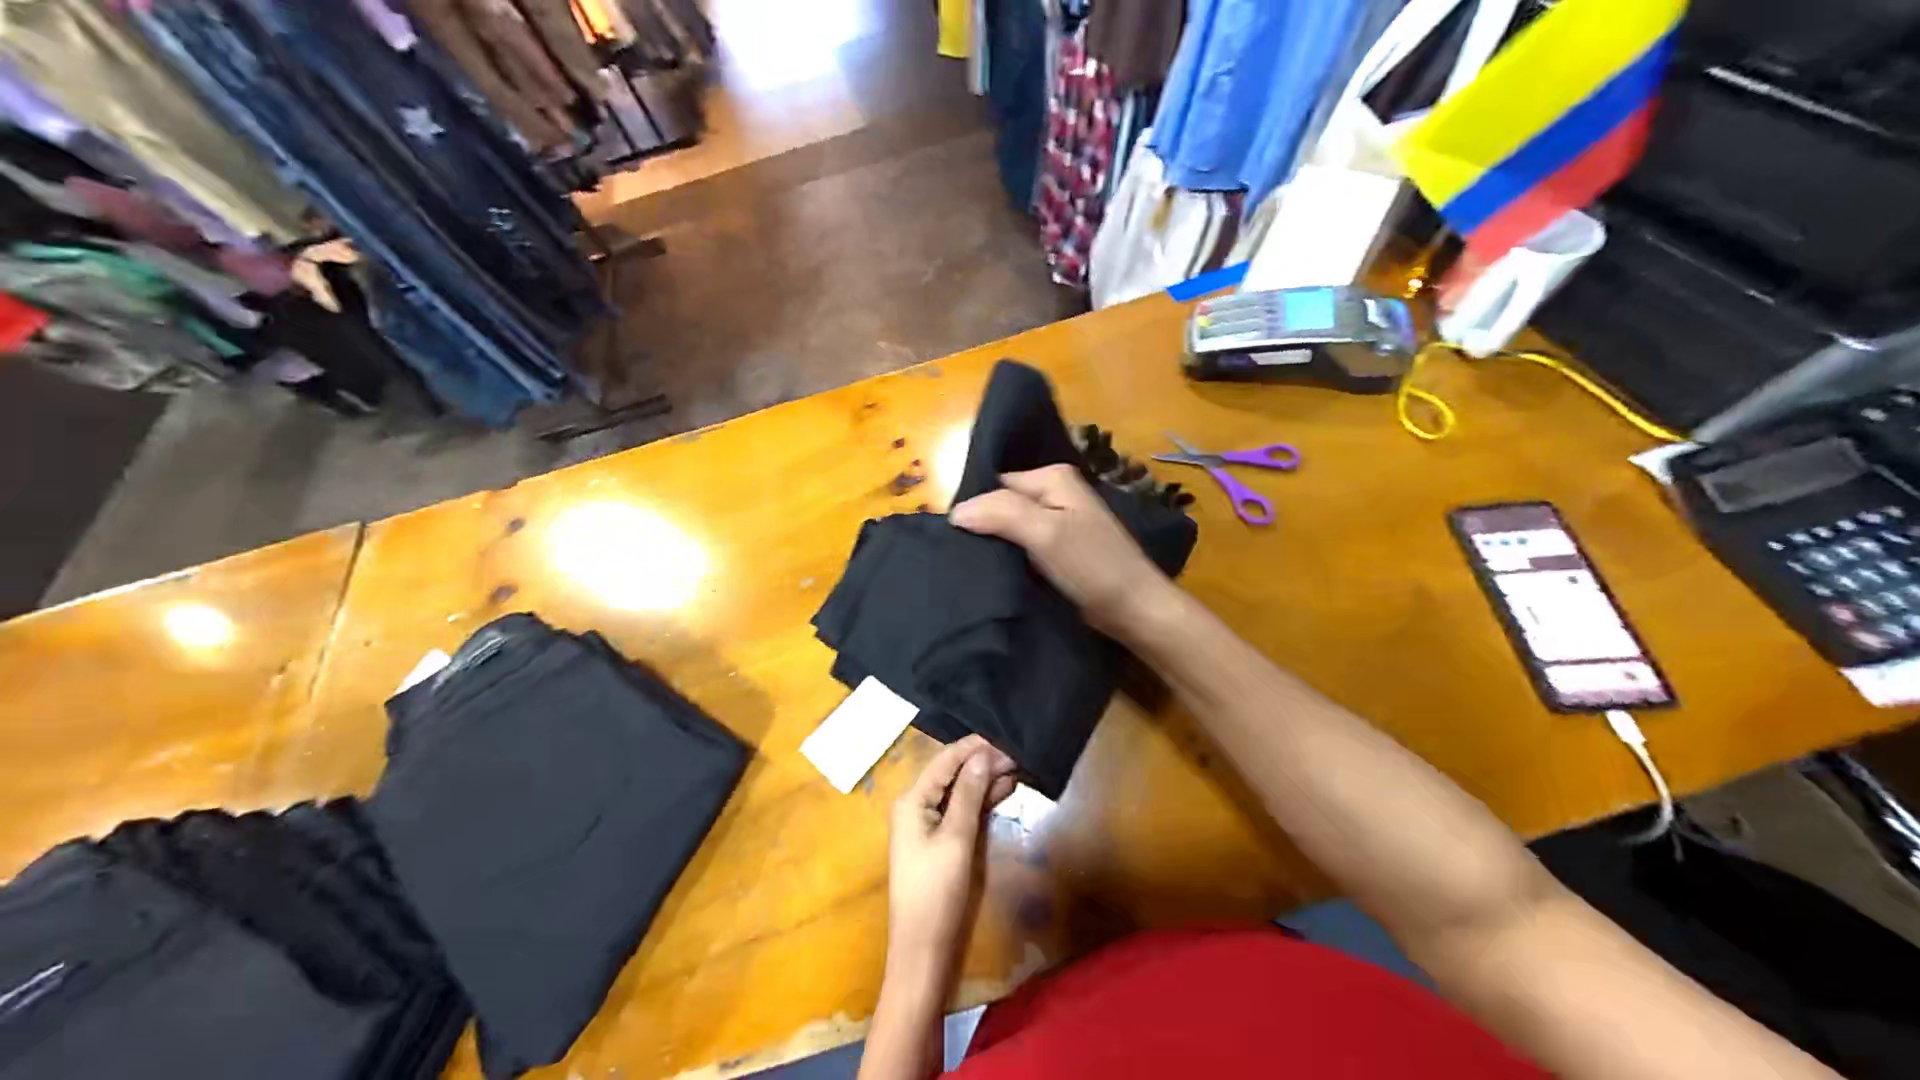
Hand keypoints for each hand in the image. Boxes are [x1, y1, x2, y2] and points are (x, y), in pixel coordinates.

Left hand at [887, 735, 1017, 965]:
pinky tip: (1004, 790)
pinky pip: (961, 810)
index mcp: (912, 800)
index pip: (944, 760)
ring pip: (959, 791)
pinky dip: (981, 801)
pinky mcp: (940, 841)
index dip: (974, 747)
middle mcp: (916, 805)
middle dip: (982, 762)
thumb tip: (983, 756)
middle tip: (1017, 755)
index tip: (1005, 738)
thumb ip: (969, 794)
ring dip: (985, 780)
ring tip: (1017, 767)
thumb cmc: (936, 891)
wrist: (923, 949)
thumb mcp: (956, 838)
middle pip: (952, 774)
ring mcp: (927, 824)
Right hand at [950, 464, 1178, 635]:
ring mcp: (1057, 522)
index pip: (995, 484)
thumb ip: (1001, 514)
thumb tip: (955, 512)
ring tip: (973, 567)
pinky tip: (996, 574)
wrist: (1134, 609)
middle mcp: (1054, 493)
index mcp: (1052, 477)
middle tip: (960, 556)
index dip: (974, 508)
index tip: (955, 538)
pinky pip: (1021, 546)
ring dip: (994, 546)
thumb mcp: (1046, 533)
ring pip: (1009, 528)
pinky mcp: (1057, 549)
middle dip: (982, 527)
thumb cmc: (1094, 567)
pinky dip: (1008, 558)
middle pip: (1001, 504)